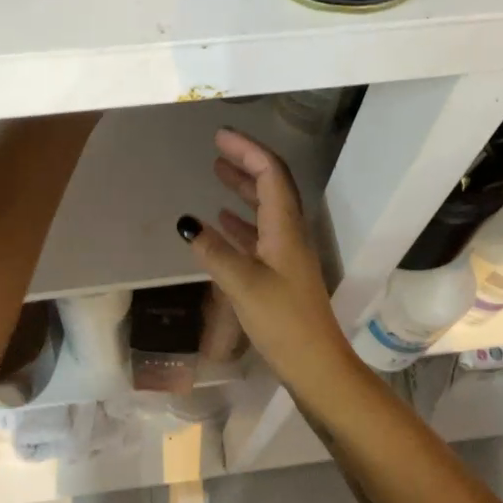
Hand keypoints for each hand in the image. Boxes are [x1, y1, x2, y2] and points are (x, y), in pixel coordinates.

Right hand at [178, 128, 354, 387]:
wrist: (316, 365)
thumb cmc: (283, 322)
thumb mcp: (243, 285)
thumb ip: (214, 251)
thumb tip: (186, 222)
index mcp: (285, 227)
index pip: (270, 173)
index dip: (247, 150)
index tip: (219, 136)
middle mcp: (290, 233)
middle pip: (271, 185)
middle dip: (245, 162)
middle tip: (216, 148)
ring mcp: (287, 254)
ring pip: (266, 208)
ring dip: (243, 189)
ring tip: (217, 173)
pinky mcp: (282, 274)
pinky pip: (260, 233)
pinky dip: (241, 220)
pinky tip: (222, 222)